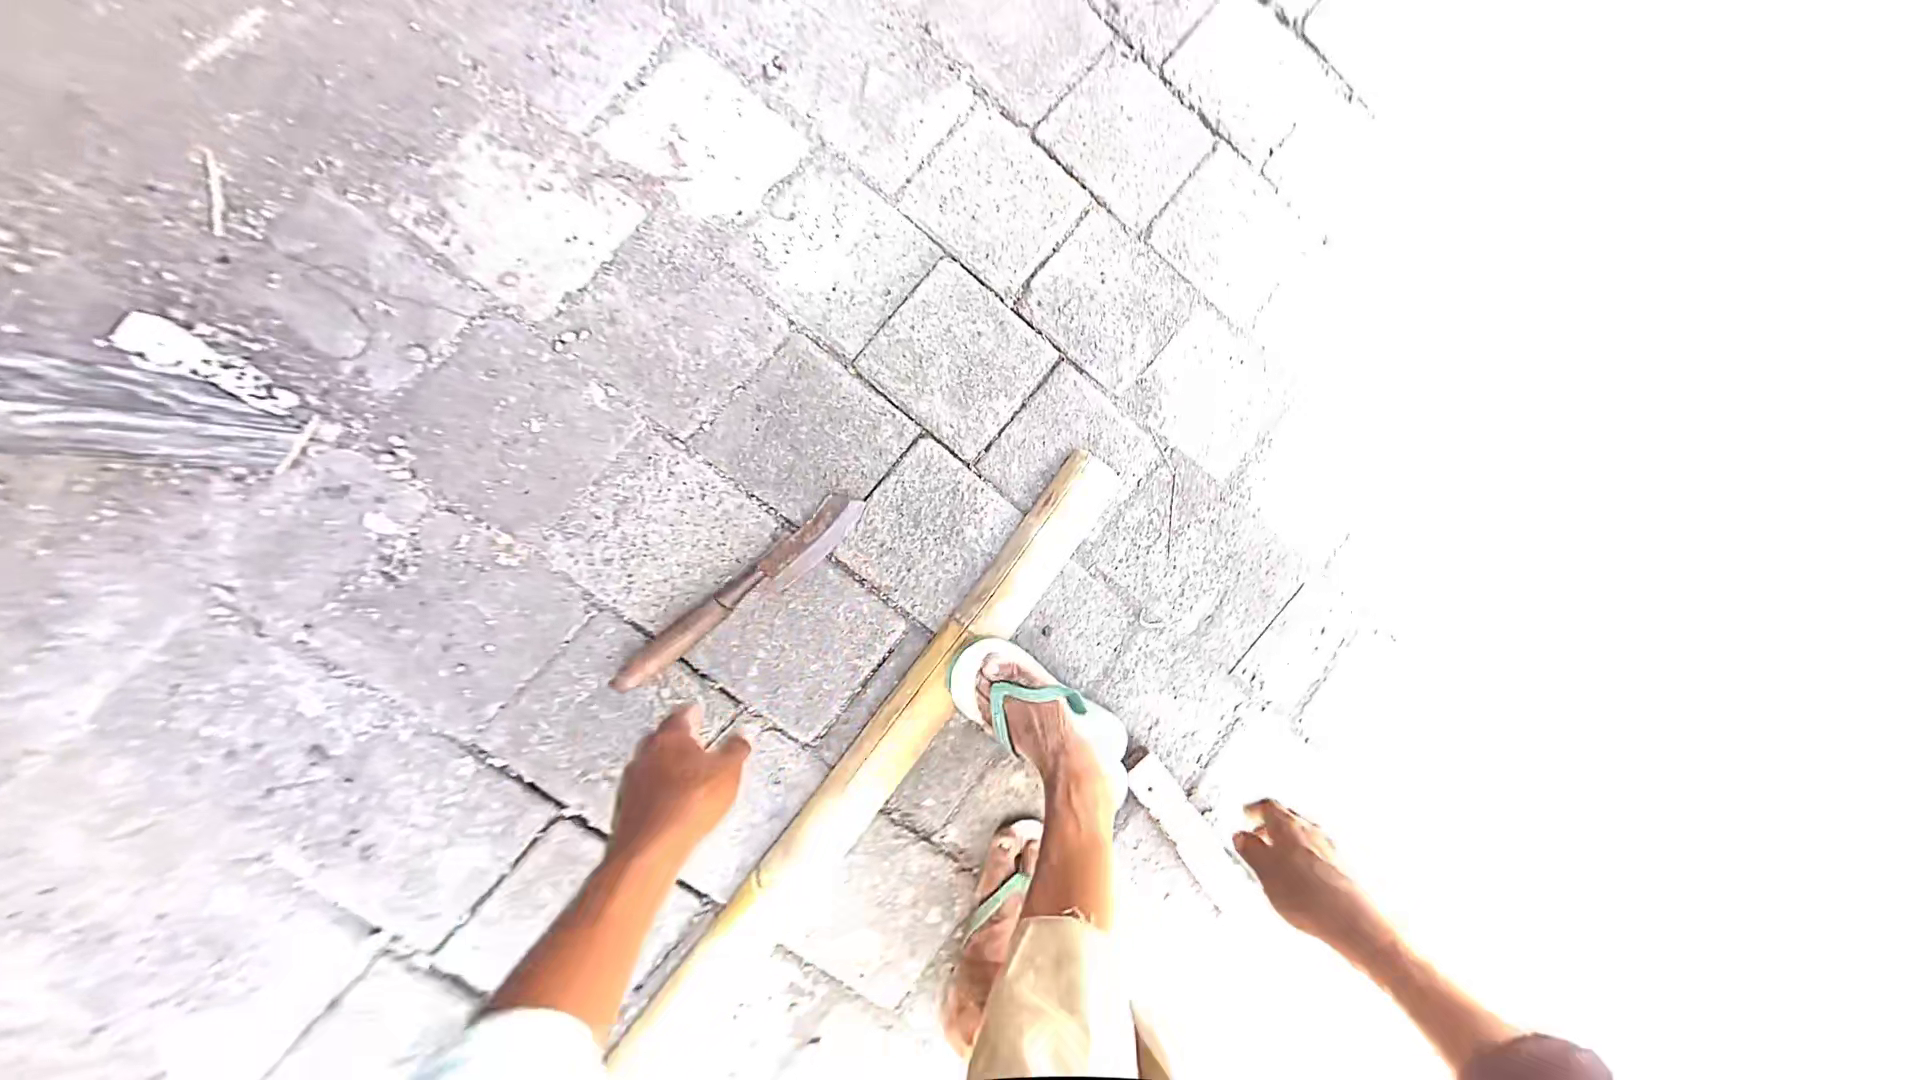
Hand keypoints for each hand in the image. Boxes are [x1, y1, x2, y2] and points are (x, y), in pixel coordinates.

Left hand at [609, 704, 749, 859]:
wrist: (650, 849)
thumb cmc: (687, 805)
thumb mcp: (729, 771)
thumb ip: (737, 749)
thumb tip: (742, 737)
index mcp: (670, 736)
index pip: (682, 714)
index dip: (694, 712)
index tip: (698, 711)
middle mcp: (646, 753)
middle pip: (662, 737)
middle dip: (679, 739)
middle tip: (694, 741)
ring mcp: (633, 781)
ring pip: (652, 763)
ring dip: (668, 765)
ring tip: (687, 774)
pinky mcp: (627, 806)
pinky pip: (646, 789)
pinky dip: (659, 790)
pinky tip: (673, 801)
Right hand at [1233, 799, 1383, 948]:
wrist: (1354, 923)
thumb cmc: (1306, 893)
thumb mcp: (1264, 871)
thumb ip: (1249, 850)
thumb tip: (1241, 837)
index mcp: (1288, 825)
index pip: (1267, 806)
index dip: (1254, 810)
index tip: (1246, 815)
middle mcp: (1311, 831)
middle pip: (1287, 818)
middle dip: (1270, 826)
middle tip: (1258, 836)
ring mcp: (1330, 850)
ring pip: (1303, 837)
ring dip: (1288, 844)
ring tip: (1277, 862)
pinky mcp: (1343, 870)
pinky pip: (1318, 856)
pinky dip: (1304, 860)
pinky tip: (1301, 880)